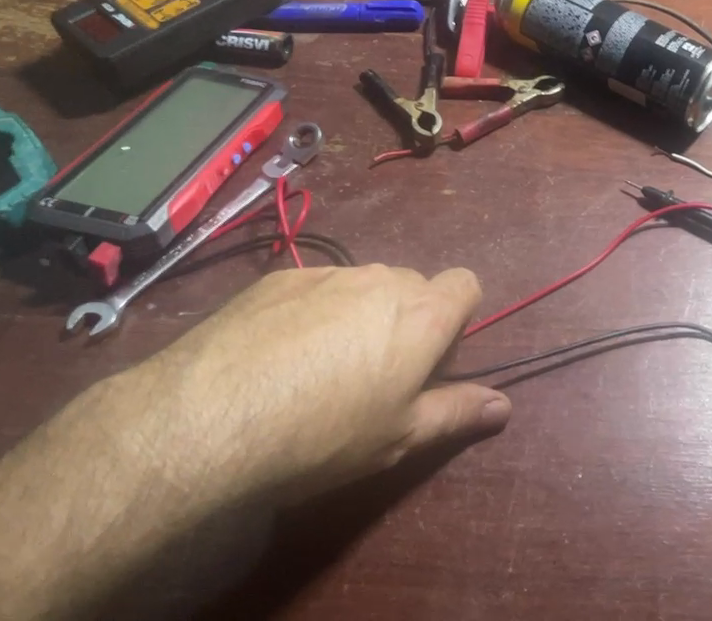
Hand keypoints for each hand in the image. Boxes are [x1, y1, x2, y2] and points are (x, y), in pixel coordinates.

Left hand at [112, 265, 509, 505]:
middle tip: (374, 376)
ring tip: (317, 370)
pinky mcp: (277, 279)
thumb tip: (506, 406)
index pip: (467, 284)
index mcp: (423, 314)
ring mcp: (328, 274)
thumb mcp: (399, 437)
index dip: (457, 318)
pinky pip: (315, 289)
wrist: (206, 420)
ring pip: (363, 287)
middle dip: (406, 320)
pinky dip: (311, 313)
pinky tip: (275, 357)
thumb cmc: (323, 434)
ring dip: (358, 315)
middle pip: (413, 287)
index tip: (430, 360)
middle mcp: (383, 280)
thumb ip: (457, 412)